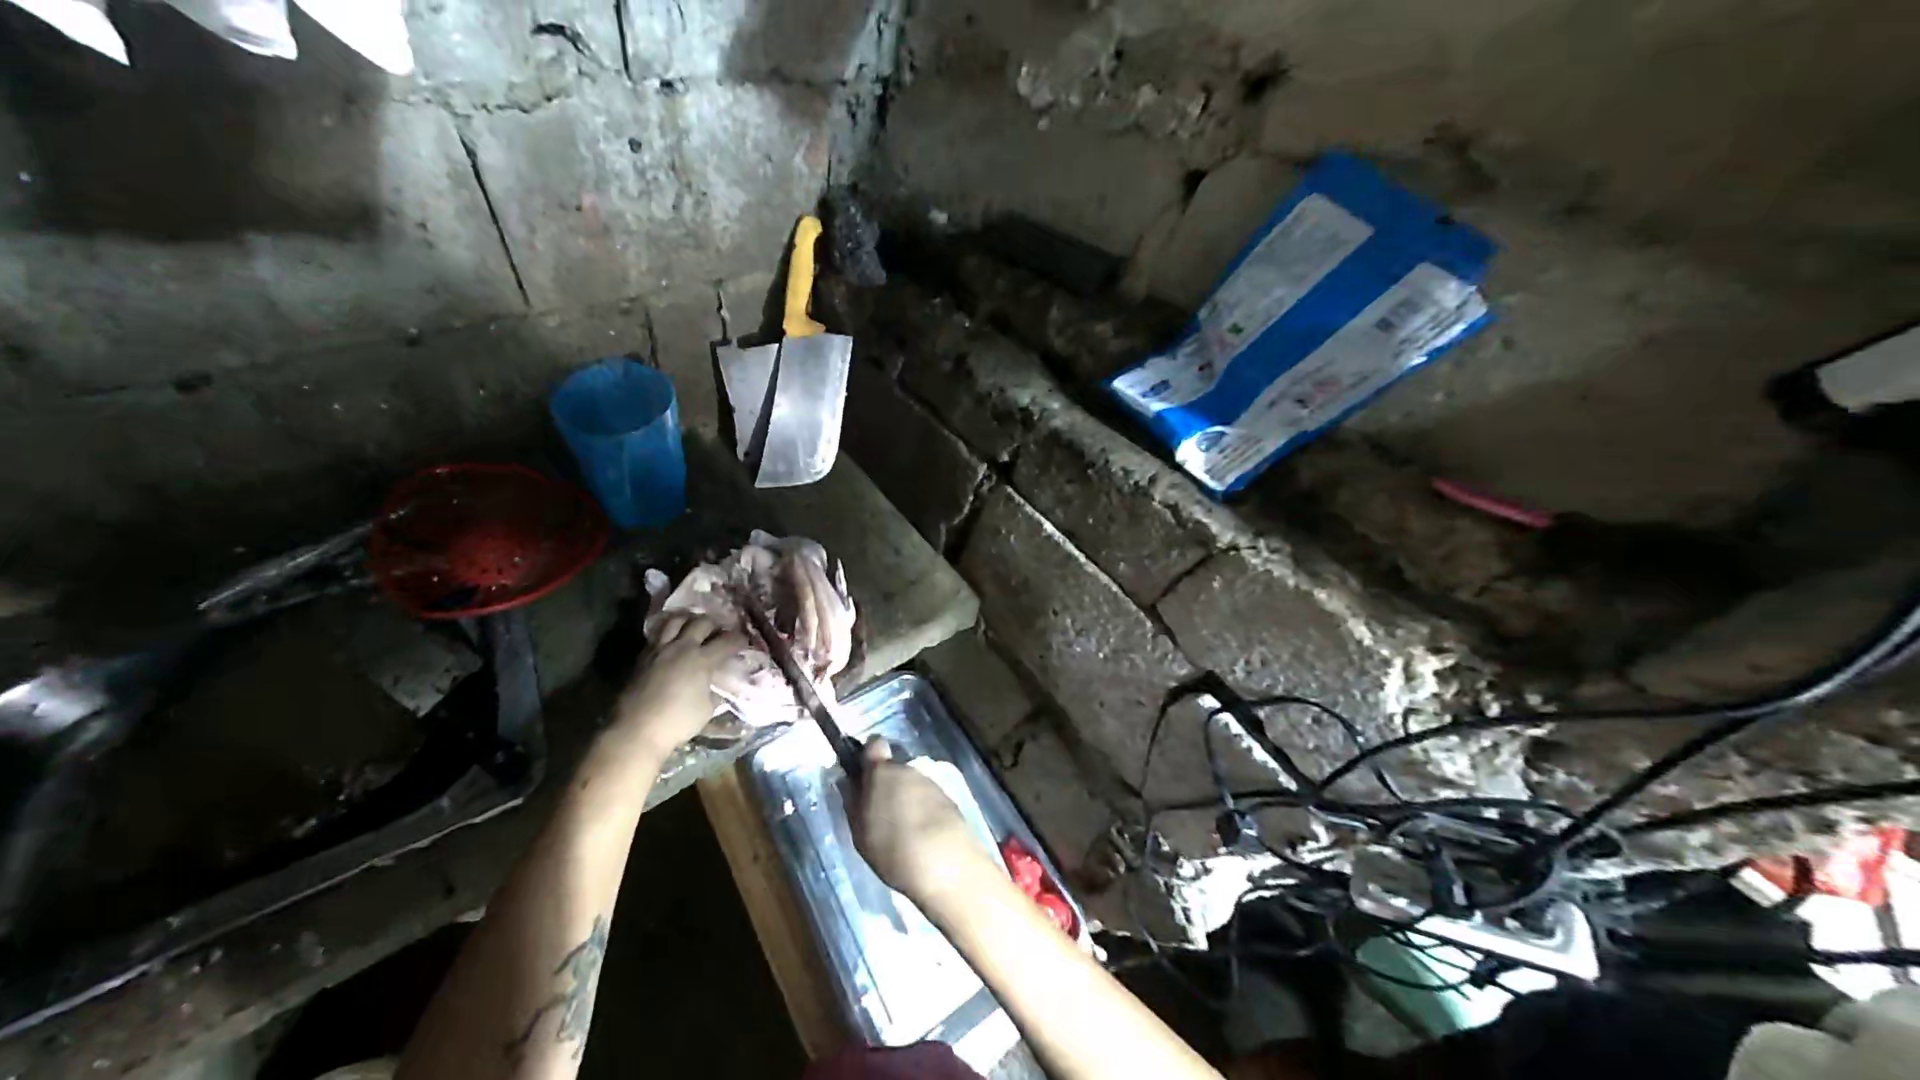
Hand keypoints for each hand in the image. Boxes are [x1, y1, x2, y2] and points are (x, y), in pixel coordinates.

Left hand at [609, 615, 745, 765]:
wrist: (636, 730)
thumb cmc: (677, 722)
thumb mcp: (706, 709)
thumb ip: (714, 692)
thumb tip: (716, 687)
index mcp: (702, 660)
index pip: (727, 641)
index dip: (739, 639)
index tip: (745, 641)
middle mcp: (682, 648)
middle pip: (701, 622)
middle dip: (715, 624)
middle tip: (719, 631)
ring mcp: (660, 650)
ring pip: (676, 621)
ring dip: (689, 620)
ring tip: (693, 627)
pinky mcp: (643, 657)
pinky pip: (658, 635)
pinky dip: (669, 632)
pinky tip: (673, 642)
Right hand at [854, 737, 999, 904]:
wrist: (945, 862)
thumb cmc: (892, 847)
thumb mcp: (859, 831)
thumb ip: (854, 802)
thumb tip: (850, 782)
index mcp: (881, 772)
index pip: (874, 745)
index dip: (869, 757)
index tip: (865, 776)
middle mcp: (908, 769)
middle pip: (894, 770)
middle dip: (888, 786)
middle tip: (882, 815)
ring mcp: (932, 783)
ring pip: (912, 786)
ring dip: (907, 800)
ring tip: (904, 831)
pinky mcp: (950, 799)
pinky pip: (929, 800)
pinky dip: (925, 812)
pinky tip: (924, 837)